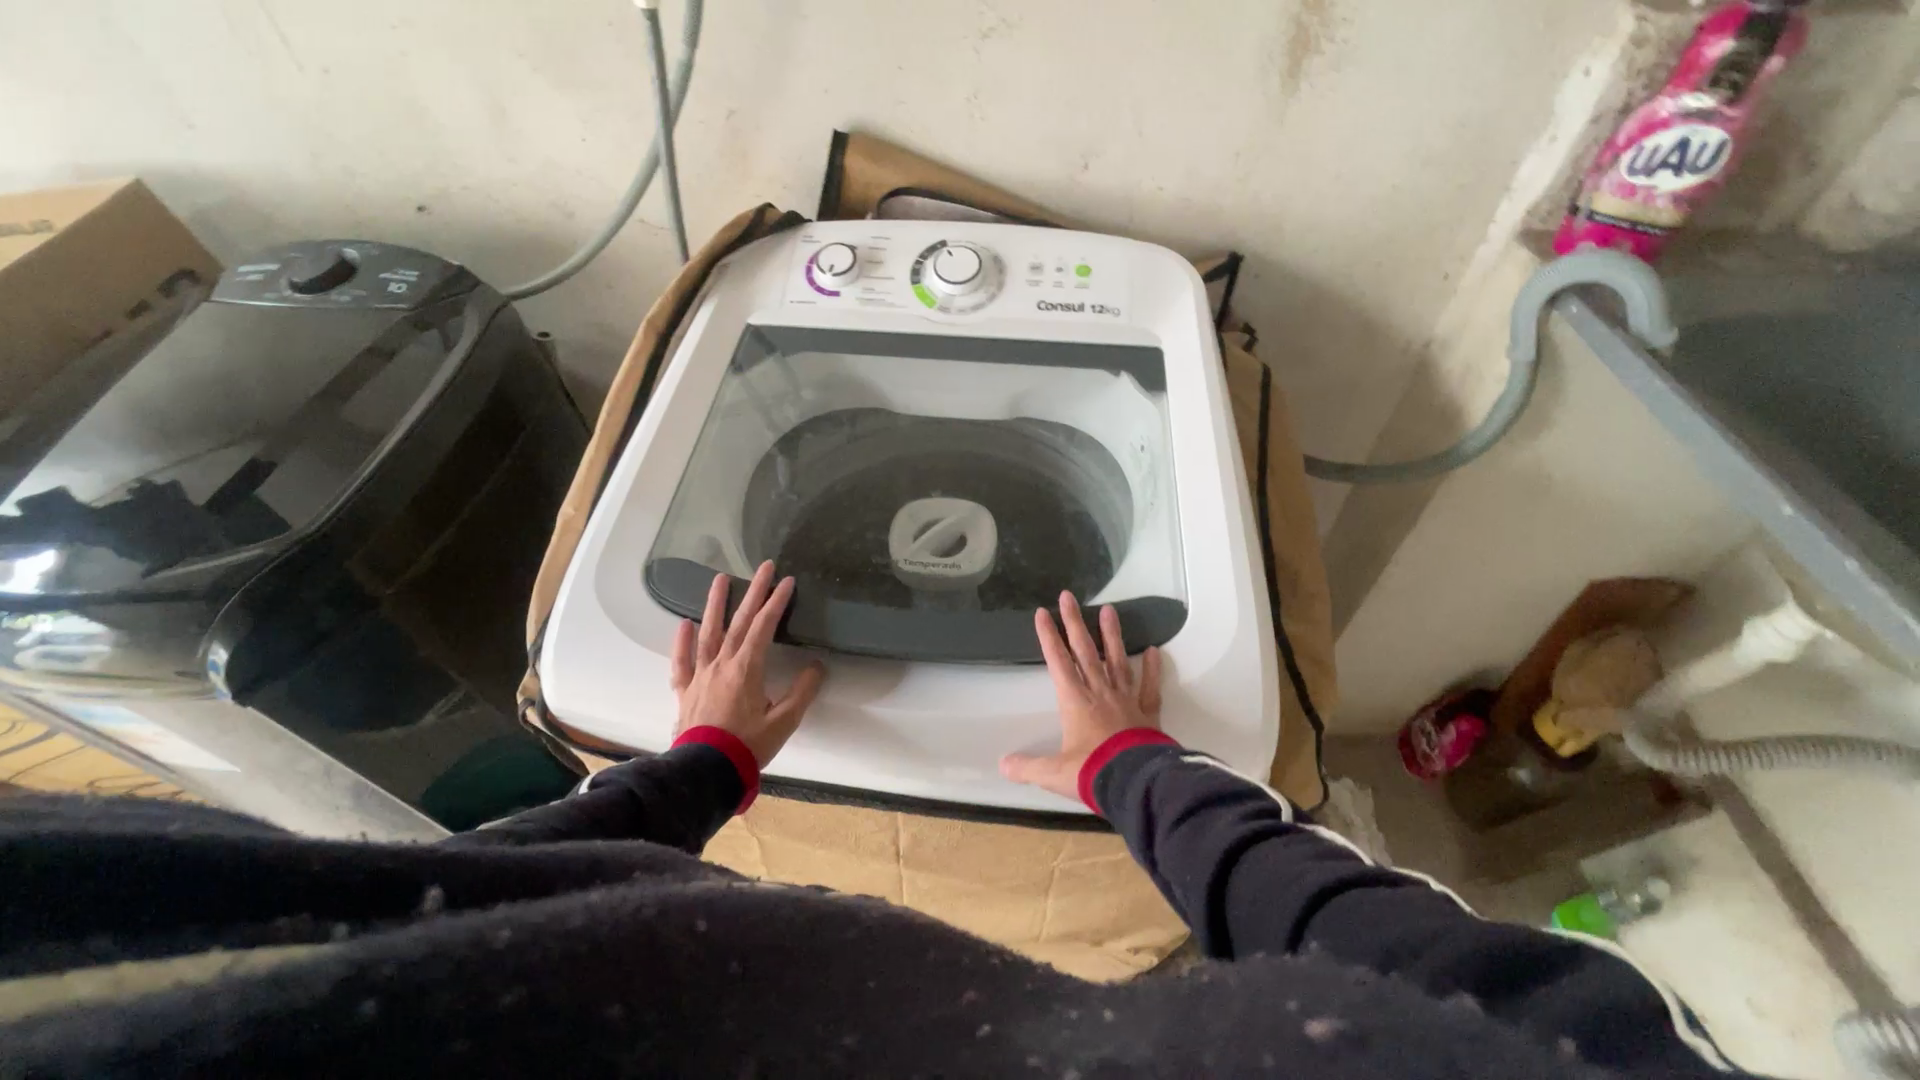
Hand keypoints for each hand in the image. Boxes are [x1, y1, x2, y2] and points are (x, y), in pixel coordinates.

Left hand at [670, 561, 825, 767]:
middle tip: (764, 567)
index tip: (788, 581)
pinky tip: (684, 624)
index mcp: (747, 669)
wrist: (705, 772)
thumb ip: (803, 691)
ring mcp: (700, 676)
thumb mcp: (784, 721)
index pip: (764, 627)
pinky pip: (681, 662)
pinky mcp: (685, 691)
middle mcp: (722, 665)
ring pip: (708, 633)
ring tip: (720, 579)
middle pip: (739, 622)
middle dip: (754, 592)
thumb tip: (817, 666)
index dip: (777, 602)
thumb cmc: (747, 747)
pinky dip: (682, 642)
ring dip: (716, 604)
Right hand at [999, 591, 1162, 799]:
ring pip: (1117, 661)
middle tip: (1069, 597)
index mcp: (1075, 702)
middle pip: (1085, 652)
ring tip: (1109, 610)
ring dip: (1111, 636)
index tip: (1043, 613)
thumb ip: (1028, 767)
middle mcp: (1099, 693)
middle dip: (1074, 623)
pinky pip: (1149, 687)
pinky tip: (1154, 650)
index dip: (1048, 637)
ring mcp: (1125, 700)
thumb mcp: (1054, 774)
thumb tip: (1003, 765)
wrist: (1136, 783)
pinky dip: (1152, 669)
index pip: (1058, 662)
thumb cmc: (1092, 772)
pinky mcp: (1147, 713)